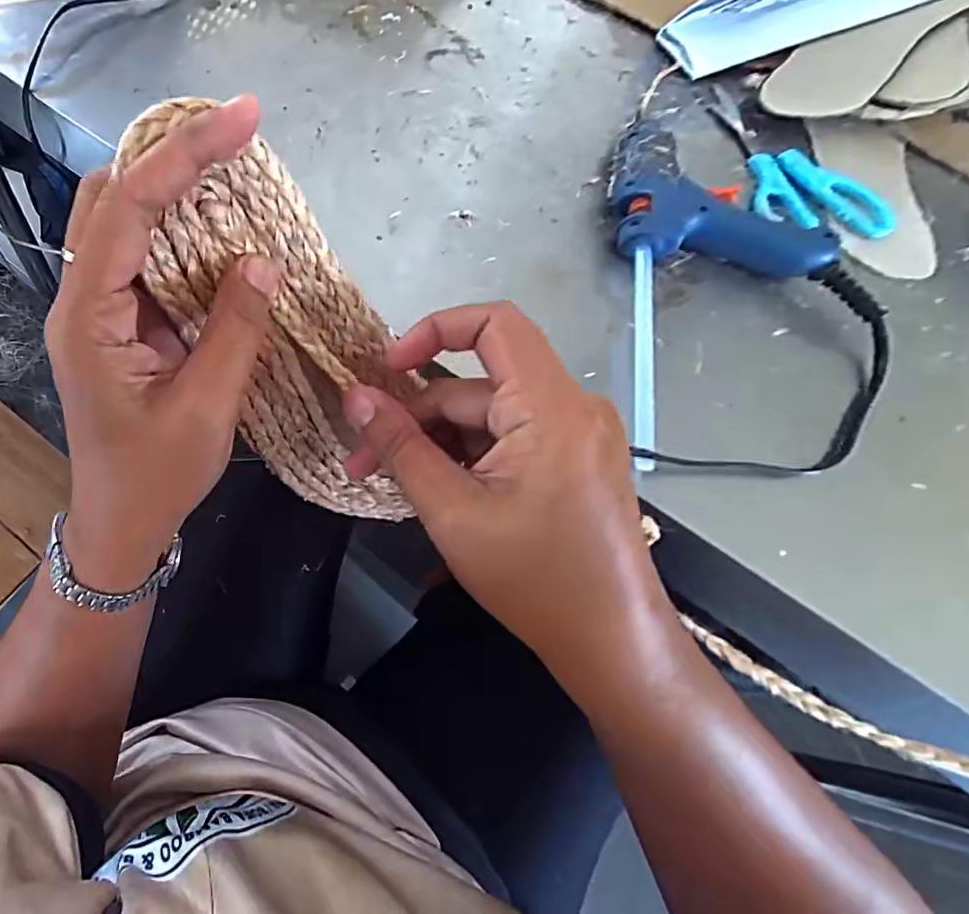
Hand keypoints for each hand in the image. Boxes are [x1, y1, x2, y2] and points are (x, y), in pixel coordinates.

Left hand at [46, 95, 279, 590]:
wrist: (118, 523)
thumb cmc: (155, 477)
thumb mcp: (205, 409)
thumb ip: (234, 331)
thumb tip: (262, 260)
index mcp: (88, 319)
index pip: (128, 210)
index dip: (184, 157)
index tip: (241, 117)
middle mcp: (80, 301)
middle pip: (111, 199)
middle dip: (171, 156)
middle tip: (236, 132)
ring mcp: (94, 310)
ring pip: (120, 220)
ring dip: (171, 187)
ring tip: (230, 163)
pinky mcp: (114, 322)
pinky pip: (140, 256)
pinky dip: (175, 229)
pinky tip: (215, 223)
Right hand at [341, 301, 671, 676]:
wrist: (613, 644)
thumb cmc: (534, 579)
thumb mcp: (451, 510)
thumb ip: (400, 445)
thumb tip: (356, 397)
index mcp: (550, 408)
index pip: (495, 323)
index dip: (434, 329)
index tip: (389, 368)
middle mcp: (571, 407)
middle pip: (476, 385)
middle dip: (416, 417)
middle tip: (364, 460)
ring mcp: (575, 434)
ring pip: (487, 415)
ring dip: (437, 441)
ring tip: (393, 482)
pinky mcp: (573, 459)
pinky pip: (508, 437)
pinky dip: (467, 454)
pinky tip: (436, 487)